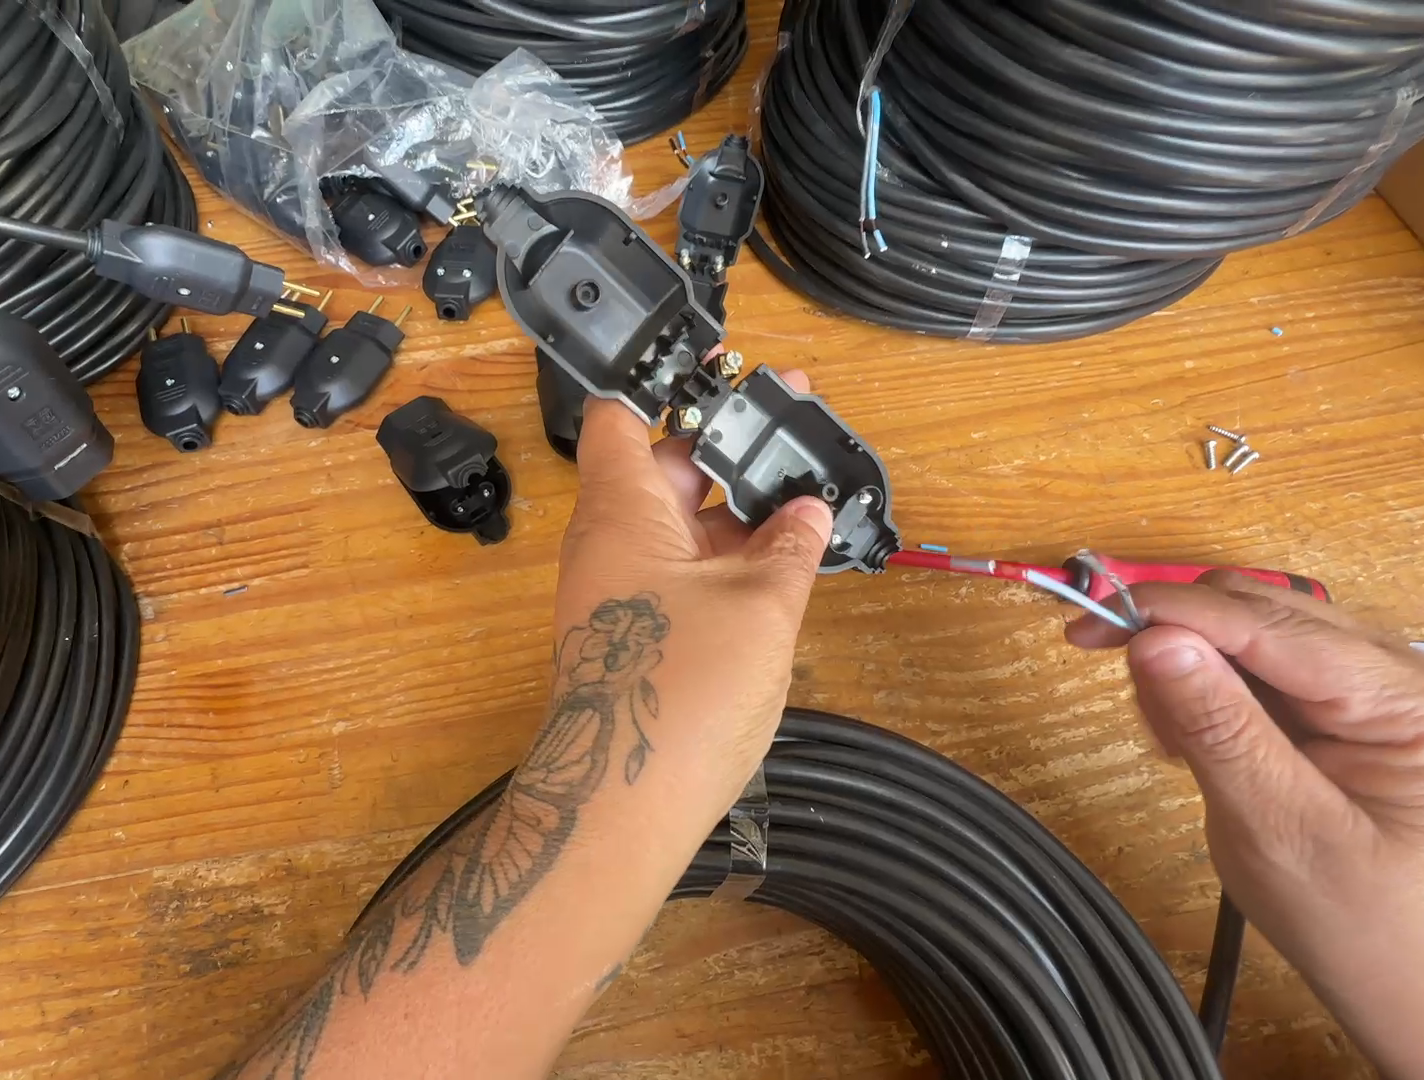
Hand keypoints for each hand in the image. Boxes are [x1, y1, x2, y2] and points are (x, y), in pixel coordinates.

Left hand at [555, 380, 832, 809]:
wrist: (624, 803)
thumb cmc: (684, 688)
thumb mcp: (758, 606)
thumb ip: (790, 547)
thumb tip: (810, 510)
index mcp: (622, 510)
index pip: (620, 416)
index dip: (667, 385)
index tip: (723, 372)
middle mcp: (612, 540)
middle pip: (667, 464)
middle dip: (731, 445)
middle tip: (797, 425)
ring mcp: (624, 587)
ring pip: (683, 521)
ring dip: (739, 506)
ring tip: (807, 488)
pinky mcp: (640, 628)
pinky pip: (686, 569)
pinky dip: (730, 555)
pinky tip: (786, 554)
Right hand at [1068, 573, 1423, 1078]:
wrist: (1406, 978)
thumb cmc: (1355, 918)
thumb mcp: (1276, 826)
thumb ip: (1217, 726)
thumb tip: (1151, 639)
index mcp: (1417, 705)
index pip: (1270, 626)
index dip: (1169, 614)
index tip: (1082, 628)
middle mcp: (1405, 674)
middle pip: (1257, 610)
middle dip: (1176, 643)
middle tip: (1140, 715)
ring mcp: (1374, 684)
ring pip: (1243, 627)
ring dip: (1185, 668)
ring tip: (1177, 744)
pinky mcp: (1341, 699)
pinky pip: (1248, 661)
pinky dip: (1200, 686)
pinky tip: (1196, 739)